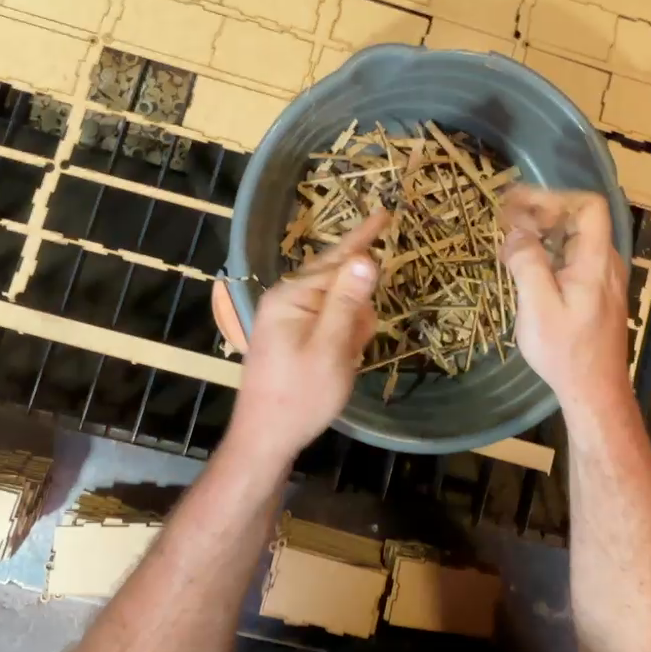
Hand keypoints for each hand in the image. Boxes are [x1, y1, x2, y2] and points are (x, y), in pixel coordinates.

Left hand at [224, 210, 390, 465]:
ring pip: (340, 308)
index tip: (385, 212)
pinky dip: (342, 342)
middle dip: (357, 313)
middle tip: (353, 346)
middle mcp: (286, 299)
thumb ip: (348, 302)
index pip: (336, 259)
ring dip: (351, 332)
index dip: (363, 238)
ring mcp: (288, 318)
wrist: (265, 438)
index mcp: (292, 296)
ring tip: (342, 363)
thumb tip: (365, 259)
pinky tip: (337, 364)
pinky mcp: (292, 336)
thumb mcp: (331, 349)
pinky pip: (330, 325)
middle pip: (340, 284)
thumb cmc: (299, 397)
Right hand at [500, 187, 631, 419]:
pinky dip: (547, 252)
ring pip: (573, 239)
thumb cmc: (566, 351)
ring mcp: (602, 279)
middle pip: (579, 219)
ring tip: (507, 240)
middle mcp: (605, 263)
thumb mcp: (539, 307)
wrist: (594, 391)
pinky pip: (571, 258)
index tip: (519, 206)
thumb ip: (527, 263)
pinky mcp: (594, 293)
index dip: (554, 198)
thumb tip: (514, 233)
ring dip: (541, 232)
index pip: (589, 206)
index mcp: (596, 261)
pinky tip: (522, 266)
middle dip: (541, 212)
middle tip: (504, 219)